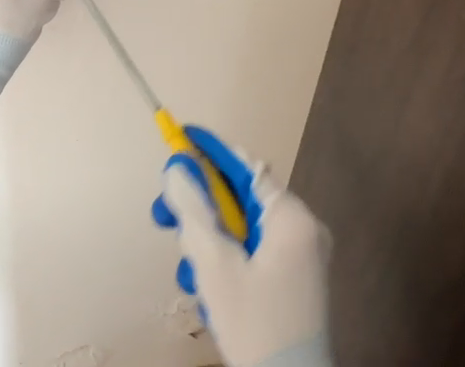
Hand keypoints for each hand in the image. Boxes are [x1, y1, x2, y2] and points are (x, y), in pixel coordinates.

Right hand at [152, 127, 332, 366]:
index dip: (208, 154)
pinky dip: (225, 263)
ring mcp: (300, 260)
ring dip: (207, 242)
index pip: (244, 167)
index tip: (177, 141)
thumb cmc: (254, 322)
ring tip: (188, 270)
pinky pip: (251, 254)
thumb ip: (193, 209)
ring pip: (239, 230)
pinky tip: (205, 289)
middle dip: (198, 209)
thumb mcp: (214, 262)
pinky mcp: (292, 284)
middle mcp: (302, 231)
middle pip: (238, 199)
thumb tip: (177, 168)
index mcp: (291, 219)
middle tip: (163, 218)